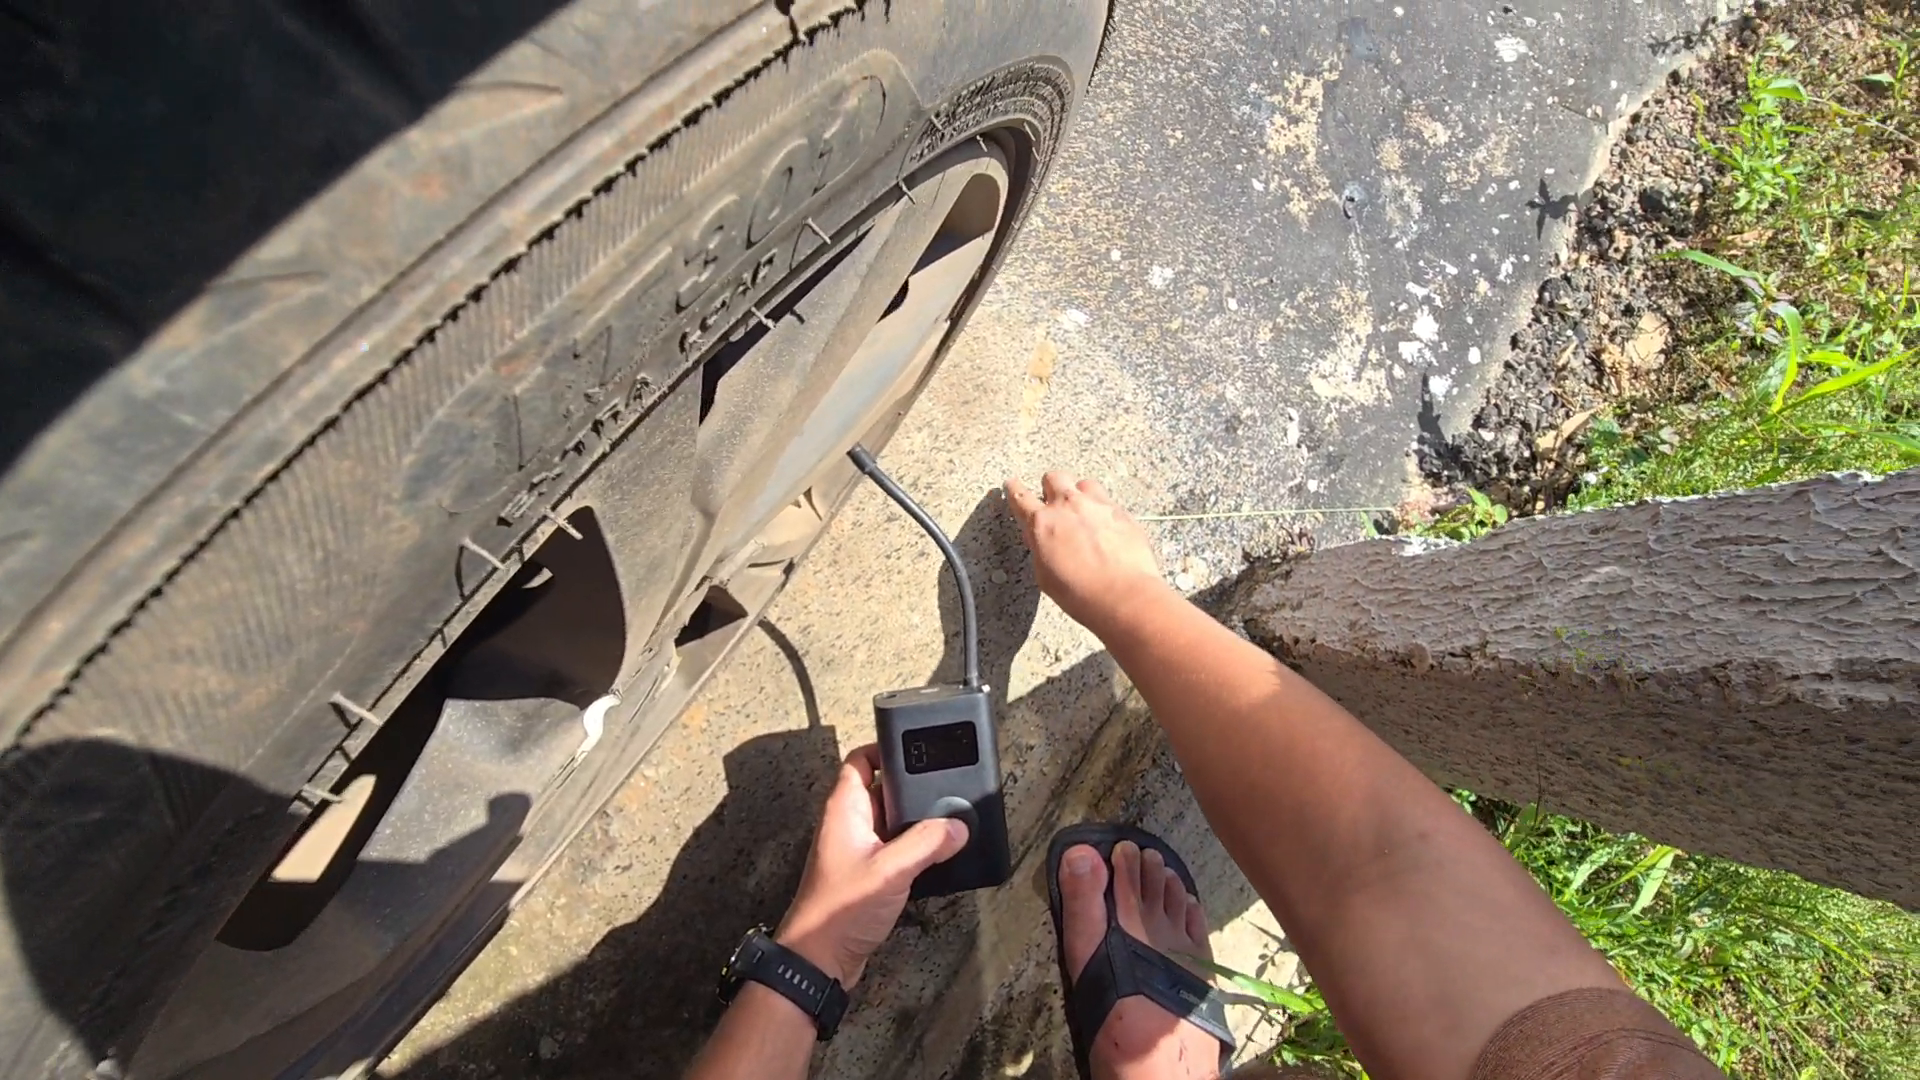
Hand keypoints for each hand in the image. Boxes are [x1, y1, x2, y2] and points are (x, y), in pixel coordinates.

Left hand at [776, 744, 968, 987]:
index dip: (884, 748)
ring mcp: (857, 849)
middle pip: (882, 788)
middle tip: (942, 783)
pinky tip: (936, 853)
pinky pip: (894, 846)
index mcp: (844, 808)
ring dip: (915, 820)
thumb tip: (958, 827)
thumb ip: (927, 843)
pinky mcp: (866, 873)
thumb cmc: (841, 909)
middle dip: (911, 786)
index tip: (915, 748)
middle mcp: (848, 823)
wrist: (819, 962)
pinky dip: (913, 845)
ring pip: (891, 820)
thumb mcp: (890, 869)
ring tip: (947, 818)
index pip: (860, 760)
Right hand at [1004, 470, 1168, 631]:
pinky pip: (1107, 501)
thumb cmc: (1082, 593)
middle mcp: (1068, 506)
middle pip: (1053, 478)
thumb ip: (1040, 548)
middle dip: (1050, 487)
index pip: (1020, 497)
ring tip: (1083, 514)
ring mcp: (1097, 505)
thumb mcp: (1045, 576)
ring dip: (1079, 495)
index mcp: (1042, 523)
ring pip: (1083, 484)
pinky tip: (1106, 529)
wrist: (1123, 595)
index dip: (1014, 489)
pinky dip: (1103, 511)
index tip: (1013, 485)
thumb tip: (1040, 538)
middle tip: (1053, 501)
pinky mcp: (1121, 512)